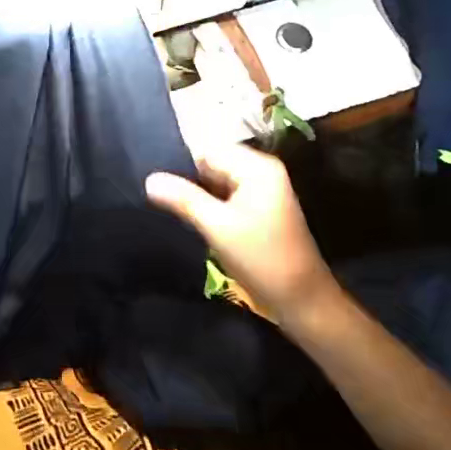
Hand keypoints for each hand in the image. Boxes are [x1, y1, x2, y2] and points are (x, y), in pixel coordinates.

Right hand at [146, 143, 342, 325]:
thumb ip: (183, 198)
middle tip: (153, 193)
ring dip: (194, 193)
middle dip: (185, 178)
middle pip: (211, 163)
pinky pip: (223, 196)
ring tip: (164, 204)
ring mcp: (260, 191)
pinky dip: (206, 205)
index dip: (179, 162)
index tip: (152, 178)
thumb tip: (149, 179)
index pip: (207, 150)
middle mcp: (261, 172)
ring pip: (214, 181)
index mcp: (257, 168)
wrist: (301, 299)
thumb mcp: (217, 227)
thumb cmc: (261, 258)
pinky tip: (186, 216)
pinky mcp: (256, 209)